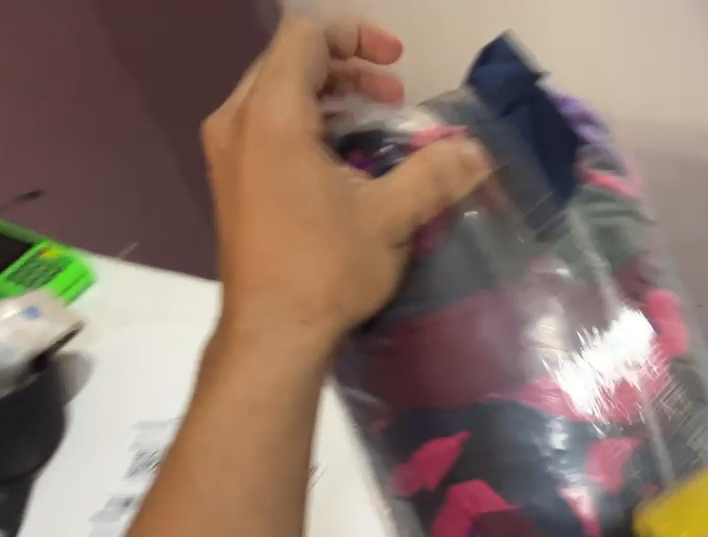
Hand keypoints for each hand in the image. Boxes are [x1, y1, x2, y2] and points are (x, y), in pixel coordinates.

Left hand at [202, 17, 490, 354]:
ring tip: (375, 131)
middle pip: (290, 64)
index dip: (357, 35)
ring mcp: (229, 152)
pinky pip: (269, 130)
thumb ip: (433, 175)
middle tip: (394, 101)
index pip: (306, 37)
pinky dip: (310, 130)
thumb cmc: (326, 269)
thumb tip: (478, 152)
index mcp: (272, 114)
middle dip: (349, 71)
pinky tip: (344, 168)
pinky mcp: (233, 182)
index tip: (399, 64)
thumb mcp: (390, 219)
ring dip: (331, 102)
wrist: (273, 330)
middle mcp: (238, 120)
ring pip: (278, 97)